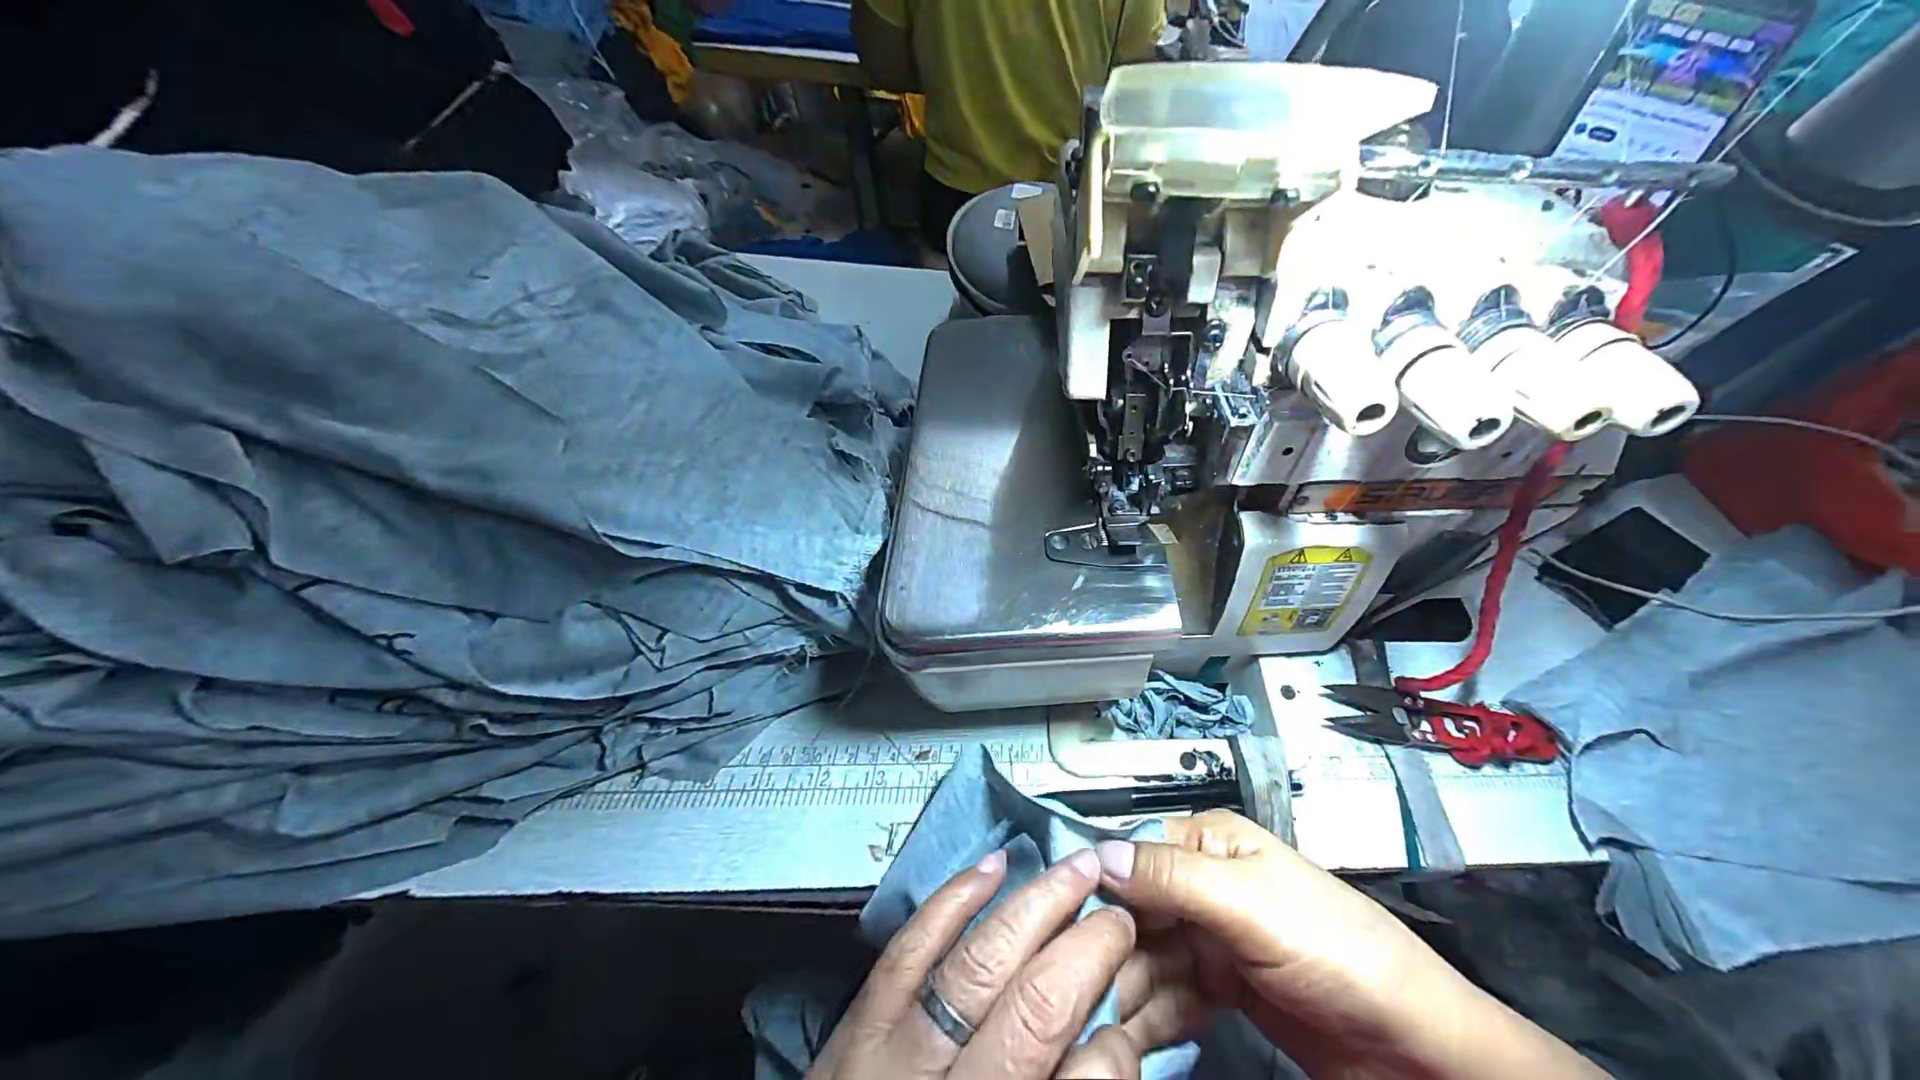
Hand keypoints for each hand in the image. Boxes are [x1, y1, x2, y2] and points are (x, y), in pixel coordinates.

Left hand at [808, 847, 1141, 1079]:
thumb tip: (1107, 1047)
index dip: (1115, 1046)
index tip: (1129, 1017)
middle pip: (1031, 1009)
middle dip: (1086, 951)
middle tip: (1121, 916)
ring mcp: (895, 1049)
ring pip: (977, 964)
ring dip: (1036, 907)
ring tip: (1079, 870)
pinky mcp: (859, 1020)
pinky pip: (910, 949)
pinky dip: (952, 900)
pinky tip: (991, 868)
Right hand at [1093, 811, 1604, 1079]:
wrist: (1414, 1048)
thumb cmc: (1336, 952)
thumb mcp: (1250, 905)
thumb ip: (1172, 877)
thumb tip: (1096, 853)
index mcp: (1210, 843)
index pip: (1131, 852)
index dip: (1094, 885)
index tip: (1056, 923)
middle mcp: (1203, 882)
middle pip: (1133, 908)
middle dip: (1105, 947)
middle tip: (1072, 991)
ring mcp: (1212, 935)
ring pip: (1146, 953)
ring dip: (1122, 986)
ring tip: (1095, 1022)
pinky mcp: (1220, 983)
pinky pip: (1169, 990)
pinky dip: (1148, 1011)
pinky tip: (1127, 1036)